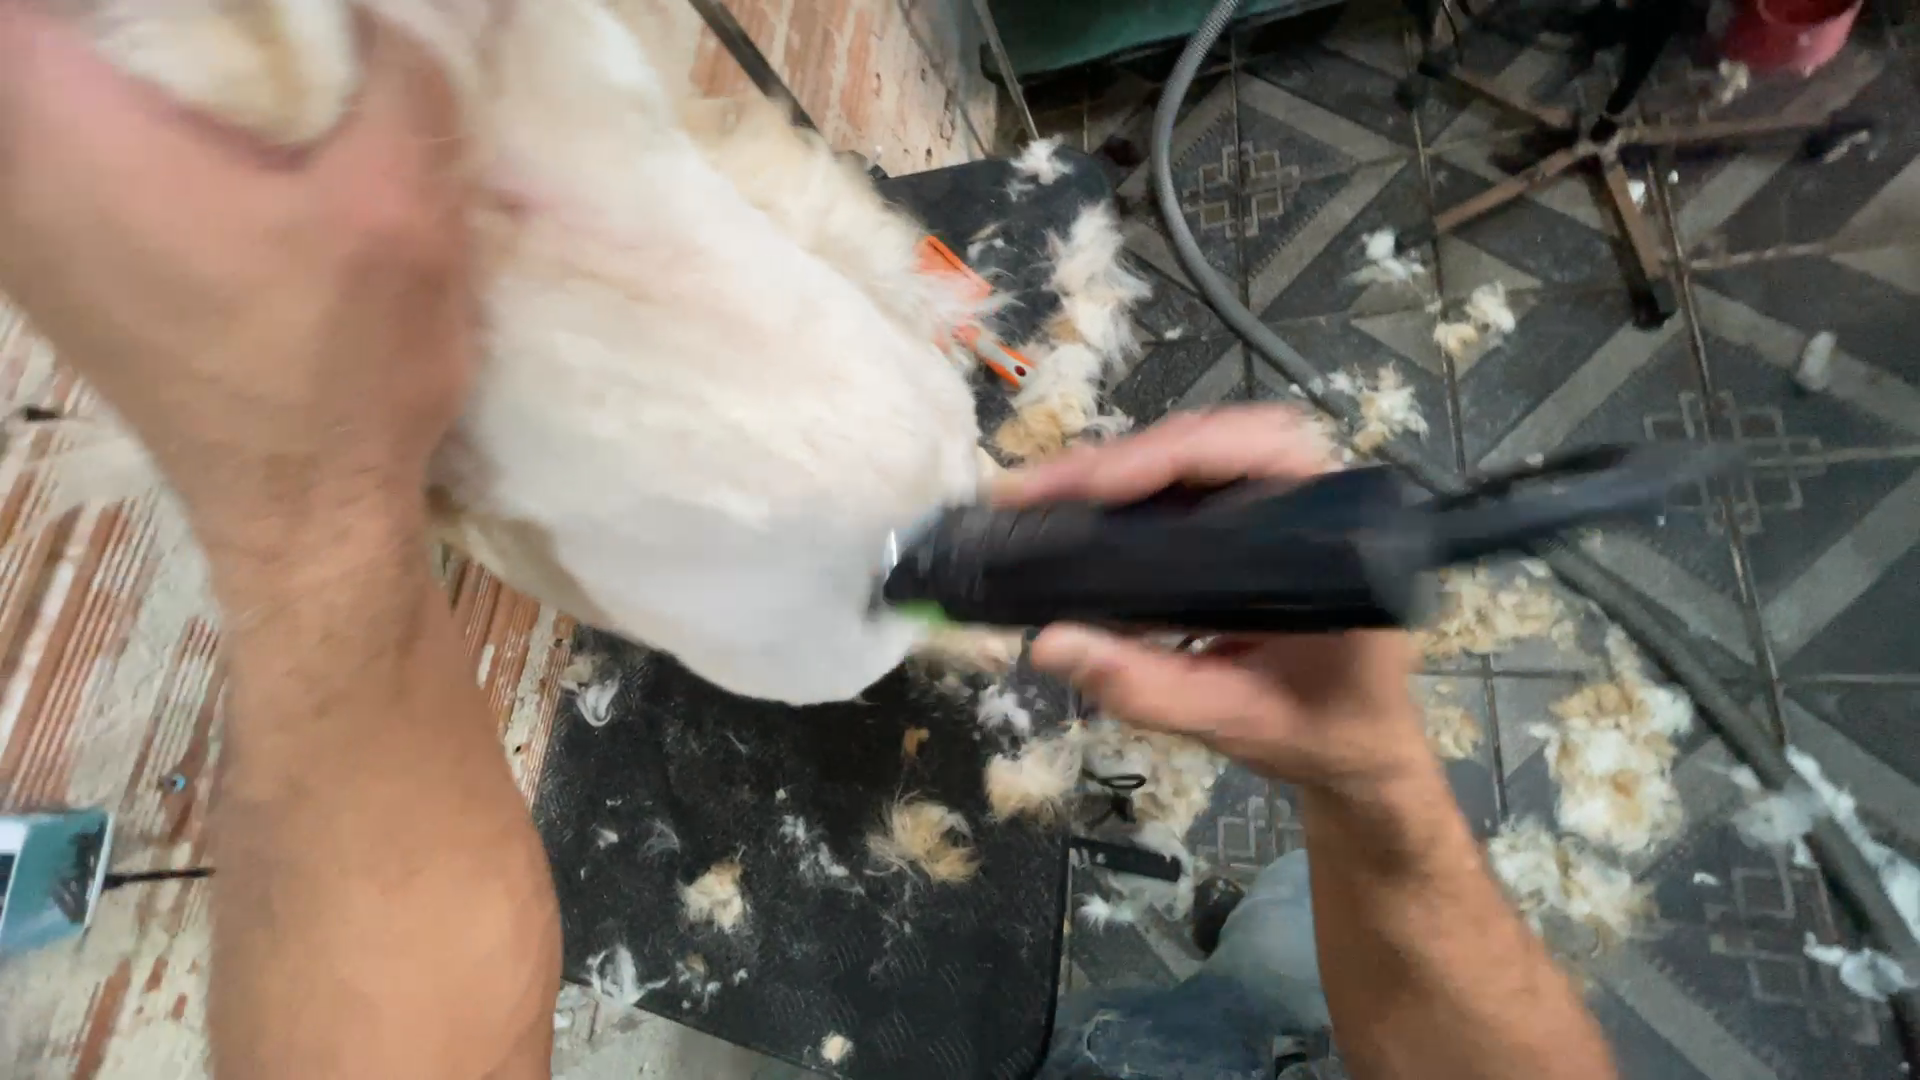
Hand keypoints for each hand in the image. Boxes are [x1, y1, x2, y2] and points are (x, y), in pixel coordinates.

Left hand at [0, 6, 469, 588]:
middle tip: (326, 95)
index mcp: (49, 106)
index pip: (110, 6)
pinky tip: (275, 222)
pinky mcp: (68, 273)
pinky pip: (117, 172)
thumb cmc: (347, 365)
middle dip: (224, 47)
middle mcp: (4, 151)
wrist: (310, 506)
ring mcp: (21, 219)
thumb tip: (394, 25)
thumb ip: (403, 91)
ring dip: (217, 111)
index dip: (226, 15)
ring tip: (309, 158)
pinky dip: (195, 165)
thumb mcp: (403, 217)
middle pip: (104, 39)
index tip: (306, 44)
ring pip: (111, 106)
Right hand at [998, 407, 1431, 800]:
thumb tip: (1047, 643)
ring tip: (1045, 494)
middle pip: (1210, 444)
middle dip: (1119, 459)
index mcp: (1336, 538)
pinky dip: (1126, 496)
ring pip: (1190, 459)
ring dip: (1114, 470)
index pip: (1257, 452)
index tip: (1096, 484)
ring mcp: (1276, 511)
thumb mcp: (1233, 718)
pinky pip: (1182, 492)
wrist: (1357, 749)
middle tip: (1038, 488)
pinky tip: (1078, 512)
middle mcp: (1309, 504)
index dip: (1170, 456)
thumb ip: (1147, 689)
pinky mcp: (1245, 527)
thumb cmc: (1320, 734)